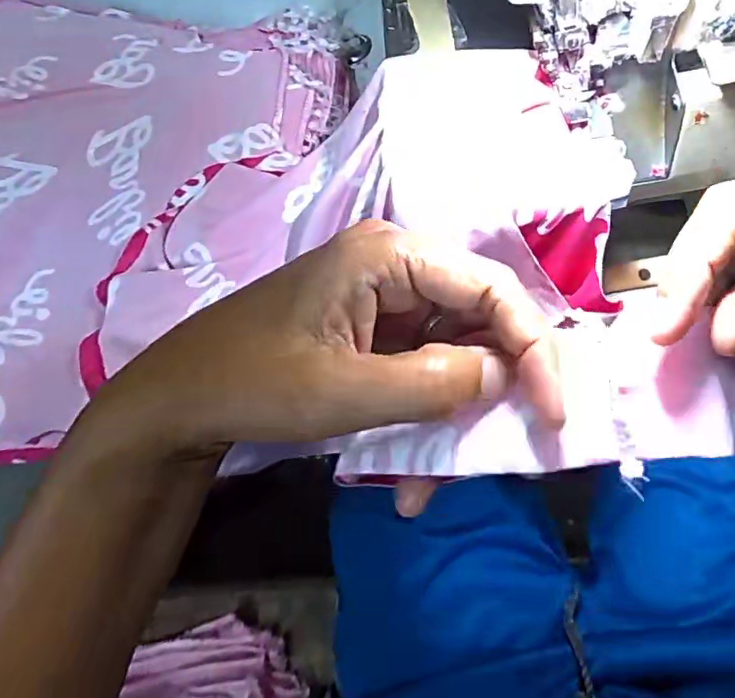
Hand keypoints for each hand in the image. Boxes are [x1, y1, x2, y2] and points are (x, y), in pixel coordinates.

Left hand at [73, 220, 564, 469]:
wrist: (182, 396)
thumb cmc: (254, 382)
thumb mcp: (343, 393)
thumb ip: (432, 384)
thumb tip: (504, 377)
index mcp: (389, 254)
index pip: (488, 288)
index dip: (531, 345)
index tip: (553, 409)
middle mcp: (397, 264)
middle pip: (479, 317)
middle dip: (495, 386)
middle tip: (515, 442)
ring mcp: (387, 296)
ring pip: (456, 349)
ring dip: (456, 414)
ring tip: (430, 481)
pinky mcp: (377, 328)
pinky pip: (426, 366)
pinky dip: (429, 415)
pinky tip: (408, 472)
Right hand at [645, 158, 734, 365]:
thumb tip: (717, 331)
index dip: (700, 258)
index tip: (673, 317)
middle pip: (722, 221)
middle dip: (689, 273)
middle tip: (665, 330)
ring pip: (720, 245)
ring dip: (695, 289)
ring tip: (675, 332)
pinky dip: (714, 300)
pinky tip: (701, 325)